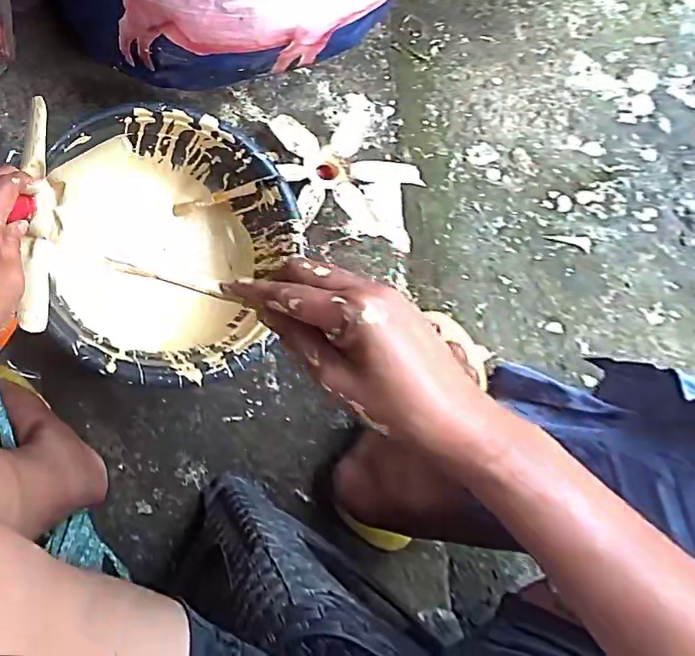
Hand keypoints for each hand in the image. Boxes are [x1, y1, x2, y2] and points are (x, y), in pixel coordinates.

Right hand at [223, 259, 498, 458]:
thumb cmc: (400, 412)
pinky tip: (321, 321)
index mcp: (354, 311)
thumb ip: (299, 341)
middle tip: (259, 305)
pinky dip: (325, 294)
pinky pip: (346, 284)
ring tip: (289, 318)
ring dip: (302, 288)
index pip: (291, 294)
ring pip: (326, 274)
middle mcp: (369, 290)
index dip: (257, 292)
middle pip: (307, 270)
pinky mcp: (396, 300)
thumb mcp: (337, 380)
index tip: (231, 287)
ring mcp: (386, 291)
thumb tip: (270, 315)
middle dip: (278, 283)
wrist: (463, 425)